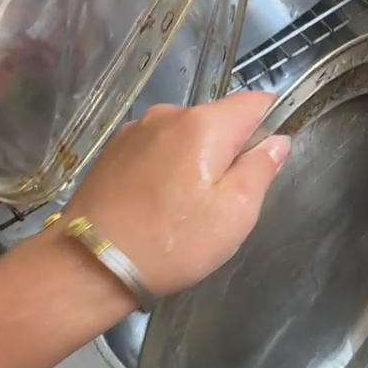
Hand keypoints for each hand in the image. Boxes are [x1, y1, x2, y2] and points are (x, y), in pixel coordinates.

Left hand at [53, 92, 290, 297]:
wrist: (89, 266)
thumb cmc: (173, 243)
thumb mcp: (235, 214)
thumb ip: (261, 170)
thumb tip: (278, 141)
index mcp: (204, 125)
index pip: (255, 102)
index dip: (274, 121)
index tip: (272, 156)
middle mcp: (168, 114)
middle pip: (219, 119)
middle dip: (233, 148)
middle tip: (229, 198)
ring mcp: (137, 130)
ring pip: (188, 134)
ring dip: (200, 158)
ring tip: (190, 205)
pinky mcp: (114, 150)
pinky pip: (159, 147)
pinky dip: (170, 165)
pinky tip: (161, 202)